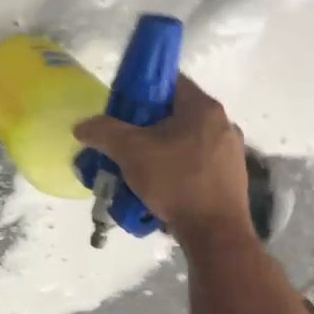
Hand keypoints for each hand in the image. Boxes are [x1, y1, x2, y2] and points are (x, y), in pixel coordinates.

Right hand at [74, 75, 252, 245]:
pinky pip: (197, 159)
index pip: (169, 80)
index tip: (121, 106)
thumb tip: (82, 126)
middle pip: (176, 111)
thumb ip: (102, 131)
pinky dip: (176, 164)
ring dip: (161, 145)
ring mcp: (231, 150)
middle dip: (147, 122)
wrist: (215, 233)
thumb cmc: (175, 181)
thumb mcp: (129, 151)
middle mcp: (222, 123)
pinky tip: (160, 183)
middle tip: (123, 137)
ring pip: (186, 137)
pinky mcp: (232, 175)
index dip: (141, 88)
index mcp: (203, 107)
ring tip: (137, 164)